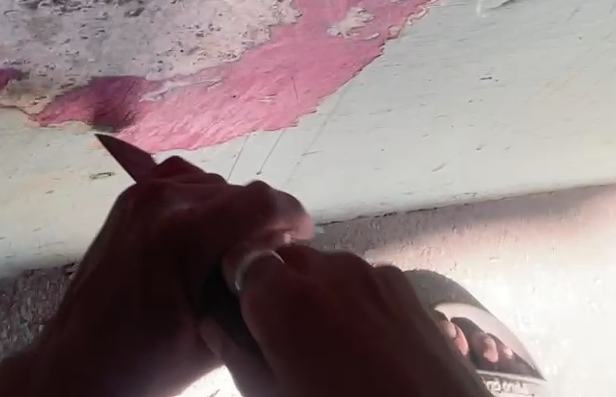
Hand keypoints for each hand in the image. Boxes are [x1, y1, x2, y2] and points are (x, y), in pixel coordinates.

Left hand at [0, 153, 311, 396]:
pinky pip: (181, 180)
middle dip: (261, 219)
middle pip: (238, 192)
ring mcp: (141, 195)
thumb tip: (281, 258)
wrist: (78, 362)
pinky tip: (205, 228)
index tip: (302, 235)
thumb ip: (250, 289)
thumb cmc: (142, 362)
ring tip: (235, 246)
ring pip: (212, 184)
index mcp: (183, 235)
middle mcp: (161, 202)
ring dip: (231, 208)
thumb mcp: (211, 334)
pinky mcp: (130, 198)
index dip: (291, 214)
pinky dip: (201, 197)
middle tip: (269, 254)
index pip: (260, 201)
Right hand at [204, 245, 490, 396]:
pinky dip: (355, 301)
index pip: (239, 260)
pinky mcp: (402, 282)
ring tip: (335, 351)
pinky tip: (370, 347)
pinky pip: (362, 279)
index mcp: (280, 295)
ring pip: (323, 268)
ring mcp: (366, 269)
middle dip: (278, 289)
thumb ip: (236, 354)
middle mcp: (322, 266)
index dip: (238, 288)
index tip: (246, 318)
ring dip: (319, 294)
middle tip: (290, 343)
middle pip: (282, 260)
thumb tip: (213, 322)